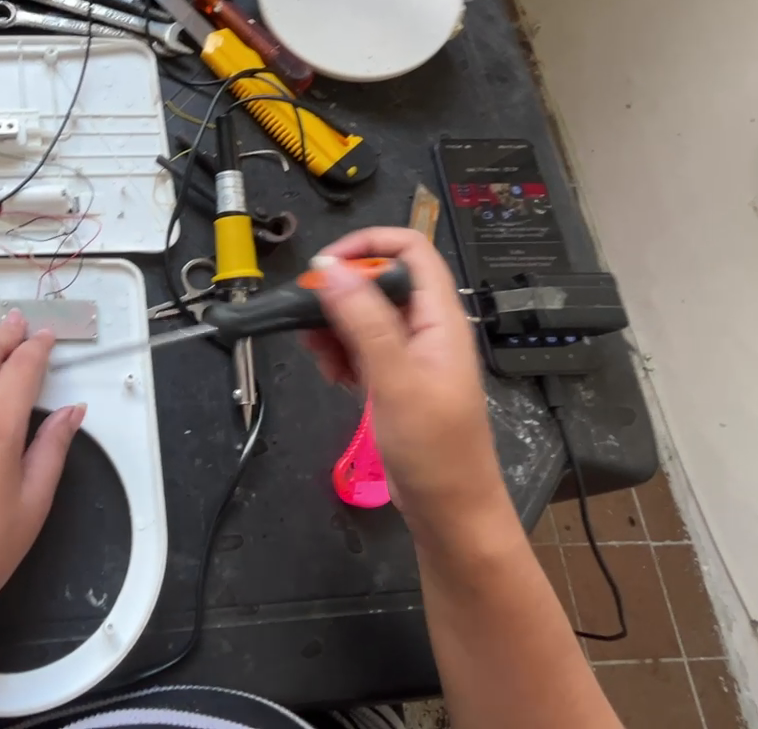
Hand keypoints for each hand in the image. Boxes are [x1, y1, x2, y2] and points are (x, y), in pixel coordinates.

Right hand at [301, 228, 508, 536]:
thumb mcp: (396, 381)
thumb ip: (364, 321)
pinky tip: (332, 374)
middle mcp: (425, 327)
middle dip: (340, 292)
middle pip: (379, 281)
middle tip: (308, 317)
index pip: (410, 250)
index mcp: (440, 318)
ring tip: (319, 355)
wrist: (449, 512)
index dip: (368, 246)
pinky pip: (359, 344)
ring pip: (363, 313)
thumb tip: (331, 268)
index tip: (326, 267)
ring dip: (333, 326)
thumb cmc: (434, 450)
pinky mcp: (392, 375)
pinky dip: (338, 351)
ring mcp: (408, 352)